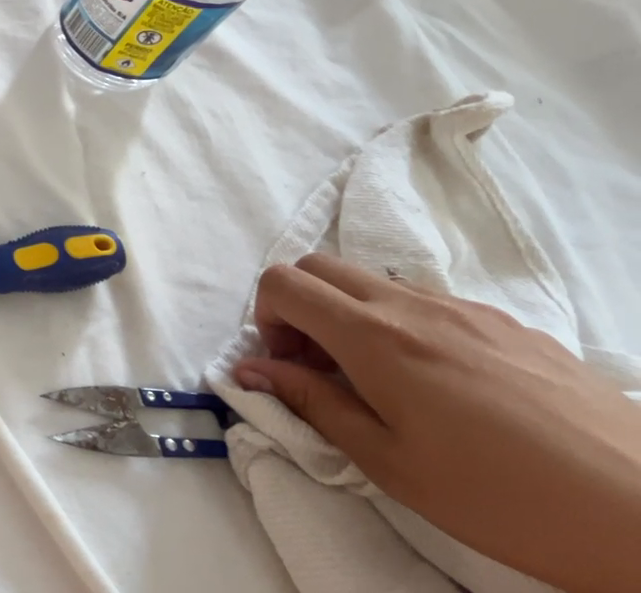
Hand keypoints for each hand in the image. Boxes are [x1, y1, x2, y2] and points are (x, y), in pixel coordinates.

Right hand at [236, 255, 640, 592]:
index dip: (265, 317)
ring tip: (382, 382)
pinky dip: (407, 327)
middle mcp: (415, 306)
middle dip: (299, 306)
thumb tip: (251, 369)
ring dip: (352, 315)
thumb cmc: (505, 498)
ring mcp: (470, 311)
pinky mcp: (515, 327)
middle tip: (318, 365)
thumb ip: (312, 403)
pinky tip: (446, 388)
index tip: (287, 364)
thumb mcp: (389, 463)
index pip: (282, 282)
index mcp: (374, 336)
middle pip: (320, 266)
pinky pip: (433, 304)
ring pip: (376, 283)